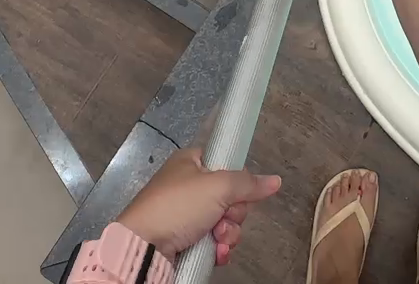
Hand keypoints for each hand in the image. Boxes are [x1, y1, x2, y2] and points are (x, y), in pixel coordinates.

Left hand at [114, 148, 281, 264]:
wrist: (142, 248)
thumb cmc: (178, 206)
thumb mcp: (218, 186)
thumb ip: (248, 183)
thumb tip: (276, 181)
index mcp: (191, 162)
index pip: (226, 165)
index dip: (236, 181)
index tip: (236, 193)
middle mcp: (188, 187)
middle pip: (229, 197)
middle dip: (233, 213)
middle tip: (223, 219)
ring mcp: (185, 216)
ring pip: (223, 221)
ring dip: (227, 233)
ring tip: (218, 240)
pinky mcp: (183, 241)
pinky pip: (212, 241)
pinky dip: (218, 249)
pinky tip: (217, 254)